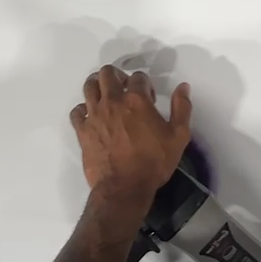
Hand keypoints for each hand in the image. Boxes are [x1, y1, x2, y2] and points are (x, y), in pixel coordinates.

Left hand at [69, 65, 191, 219]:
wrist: (124, 188)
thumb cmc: (153, 163)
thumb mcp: (178, 137)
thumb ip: (182, 108)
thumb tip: (183, 87)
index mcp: (136, 100)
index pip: (138, 77)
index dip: (145, 84)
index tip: (149, 98)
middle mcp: (112, 102)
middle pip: (107, 73)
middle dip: (117, 76)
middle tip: (124, 88)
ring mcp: (94, 115)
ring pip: (89, 86)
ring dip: (98, 85)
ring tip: (106, 95)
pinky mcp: (82, 130)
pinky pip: (77, 111)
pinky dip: (83, 109)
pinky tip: (91, 116)